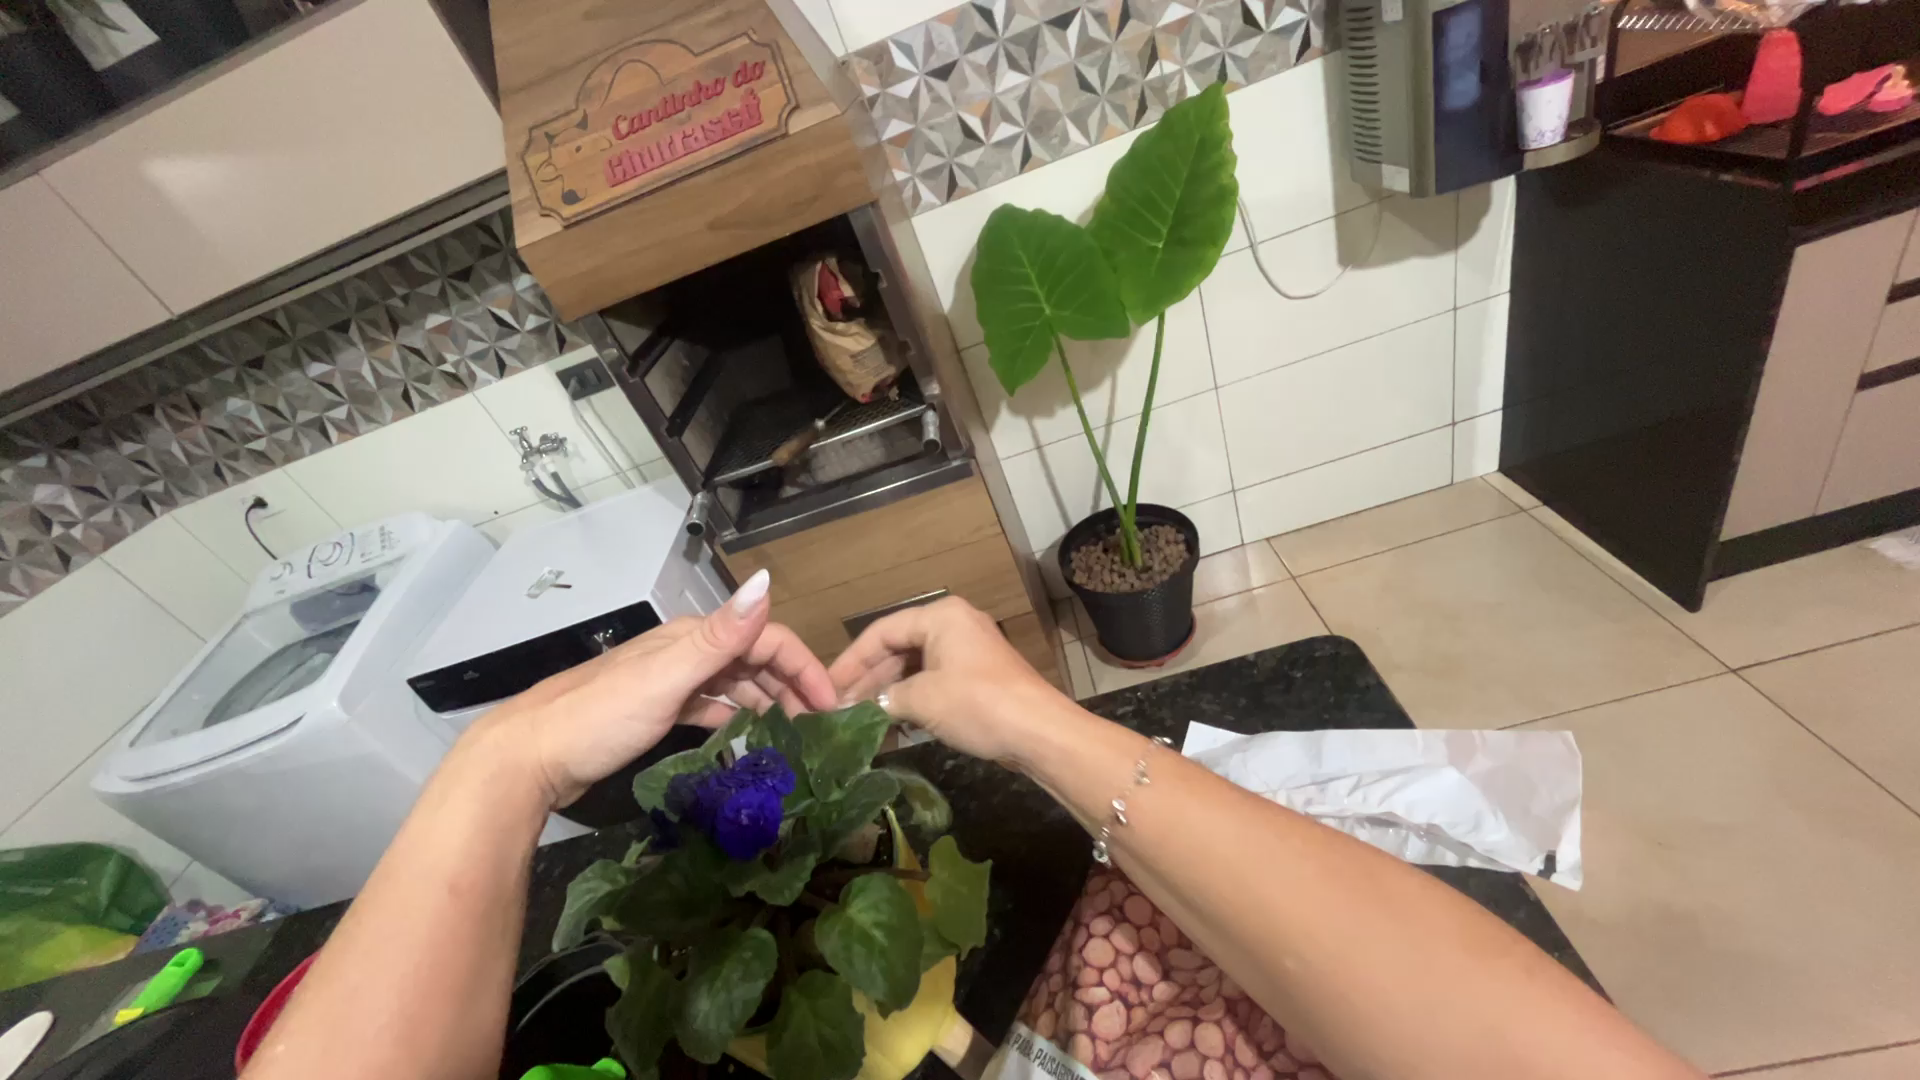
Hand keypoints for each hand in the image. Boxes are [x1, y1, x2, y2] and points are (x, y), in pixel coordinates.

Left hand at [471, 570, 837, 807]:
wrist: (527, 757)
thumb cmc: (599, 717)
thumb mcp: (667, 678)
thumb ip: (722, 634)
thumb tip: (768, 579)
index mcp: (694, 637)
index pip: (767, 638)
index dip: (805, 666)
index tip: (830, 705)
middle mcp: (687, 651)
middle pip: (755, 658)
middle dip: (793, 685)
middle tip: (819, 726)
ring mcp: (671, 679)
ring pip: (736, 681)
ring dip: (768, 700)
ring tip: (793, 734)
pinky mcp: (658, 708)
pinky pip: (711, 704)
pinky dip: (735, 715)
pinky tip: (745, 734)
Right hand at [827, 596, 1065, 763]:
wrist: (1039, 732)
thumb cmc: (978, 704)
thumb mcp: (923, 699)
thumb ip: (886, 698)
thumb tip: (857, 709)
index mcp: (940, 616)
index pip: (882, 631)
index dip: (851, 661)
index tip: (827, 687)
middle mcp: (953, 625)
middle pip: (898, 648)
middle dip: (868, 679)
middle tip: (838, 708)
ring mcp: (966, 651)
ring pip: (914, 667)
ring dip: (888, 693)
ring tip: (858, 719)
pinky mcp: (975, 677)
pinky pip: (932, 681)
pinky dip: (911, 700)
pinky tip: (890, 724)